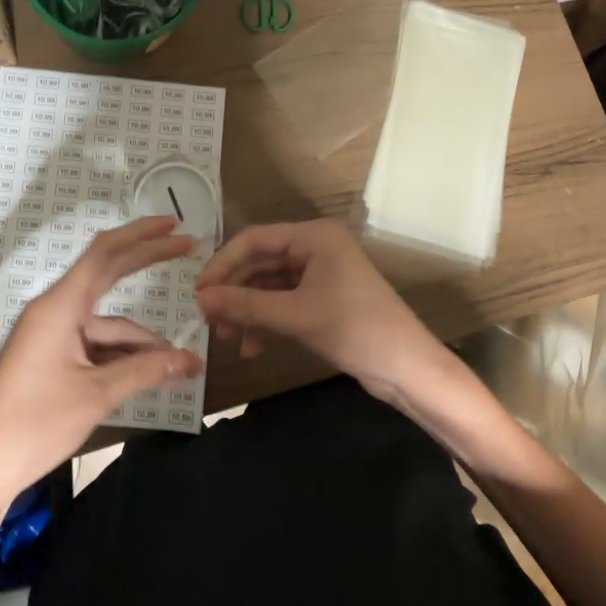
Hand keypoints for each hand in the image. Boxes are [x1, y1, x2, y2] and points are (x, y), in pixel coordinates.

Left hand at [0, 216, 204, 501]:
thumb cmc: (34, 424)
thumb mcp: (96, 395)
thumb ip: (145, 371)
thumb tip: (190, 360)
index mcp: (59, 306)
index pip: (106, 253)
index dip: (142, 235)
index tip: (175, 225)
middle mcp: (54, 311)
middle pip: (107, 274)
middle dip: (146, 261)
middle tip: (187, 246)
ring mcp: (51, 336)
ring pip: (107, 326)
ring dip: (142, 341)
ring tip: (182, 366)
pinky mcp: (50, 360)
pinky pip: (94, 347)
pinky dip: (123, 357)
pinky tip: (152, 375)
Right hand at [195, 219, 446, 400]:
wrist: (408, 368)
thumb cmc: (355, 330)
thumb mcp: (296, 317)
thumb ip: (246, 305)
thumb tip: (200, 298)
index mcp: (314, 237)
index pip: (254, 239)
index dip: (223, 264)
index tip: (198, 292)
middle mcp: (316, 247)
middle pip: (259, 262)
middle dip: (233, 292)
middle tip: (208, 320)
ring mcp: (320, 273)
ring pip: (268, 285)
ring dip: (247, 310)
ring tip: (227, 338)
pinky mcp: (323, 298)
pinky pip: (282, 302)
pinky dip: (265, 321)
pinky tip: (252, 347)